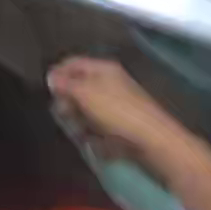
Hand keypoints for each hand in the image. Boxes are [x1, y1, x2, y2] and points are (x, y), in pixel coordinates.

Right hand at [46, 57, 195, 164]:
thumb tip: (50, 77)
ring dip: (82, 122)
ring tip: (80, 135)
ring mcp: (123, 106)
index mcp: (102, 68)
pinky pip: (106, 128)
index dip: (57, 74)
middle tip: (64, 115)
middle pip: (80, 87)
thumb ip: (63, 83)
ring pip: (92, 110)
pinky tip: (97, 146)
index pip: (71, 63)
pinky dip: (99, 137)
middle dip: (69, 102)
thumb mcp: (83, 93)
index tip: (49, 91)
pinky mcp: (130, 128)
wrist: (161, 145)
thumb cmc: (118, 112)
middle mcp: (113, 83)